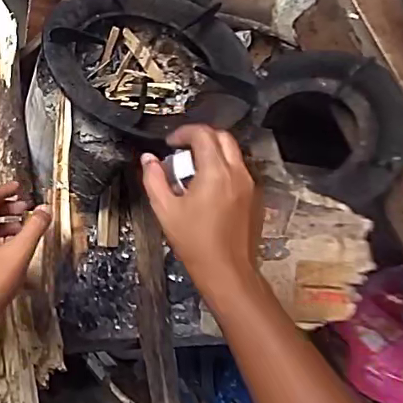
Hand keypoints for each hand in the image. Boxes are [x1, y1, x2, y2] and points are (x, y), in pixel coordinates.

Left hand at [0, 181, 50, 335]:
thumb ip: (34, 229)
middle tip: (25, 206)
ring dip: (6, 223)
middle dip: (8, 206)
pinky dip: (2, 237)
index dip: (5, 190)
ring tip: (23, 226)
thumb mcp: (19, 253)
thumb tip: (45, 209)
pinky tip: (15, 249)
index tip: (19, 186)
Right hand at [139, 125, 260, 292]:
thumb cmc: (196, 243)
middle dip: (200, 137)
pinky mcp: (254, 198)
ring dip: (212, 153)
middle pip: (222, 137)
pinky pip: (239, 171)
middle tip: (182, 150)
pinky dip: (222, 168)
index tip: (171, 142)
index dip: (183, 133)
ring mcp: (249, 186)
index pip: (203, 135)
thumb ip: (153, 178)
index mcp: (215, 173)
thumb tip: (148, 160)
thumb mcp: (164, 209)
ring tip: (191, 171)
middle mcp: (237, 175)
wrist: (226, 270)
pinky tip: (205, 189)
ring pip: (232, 153)